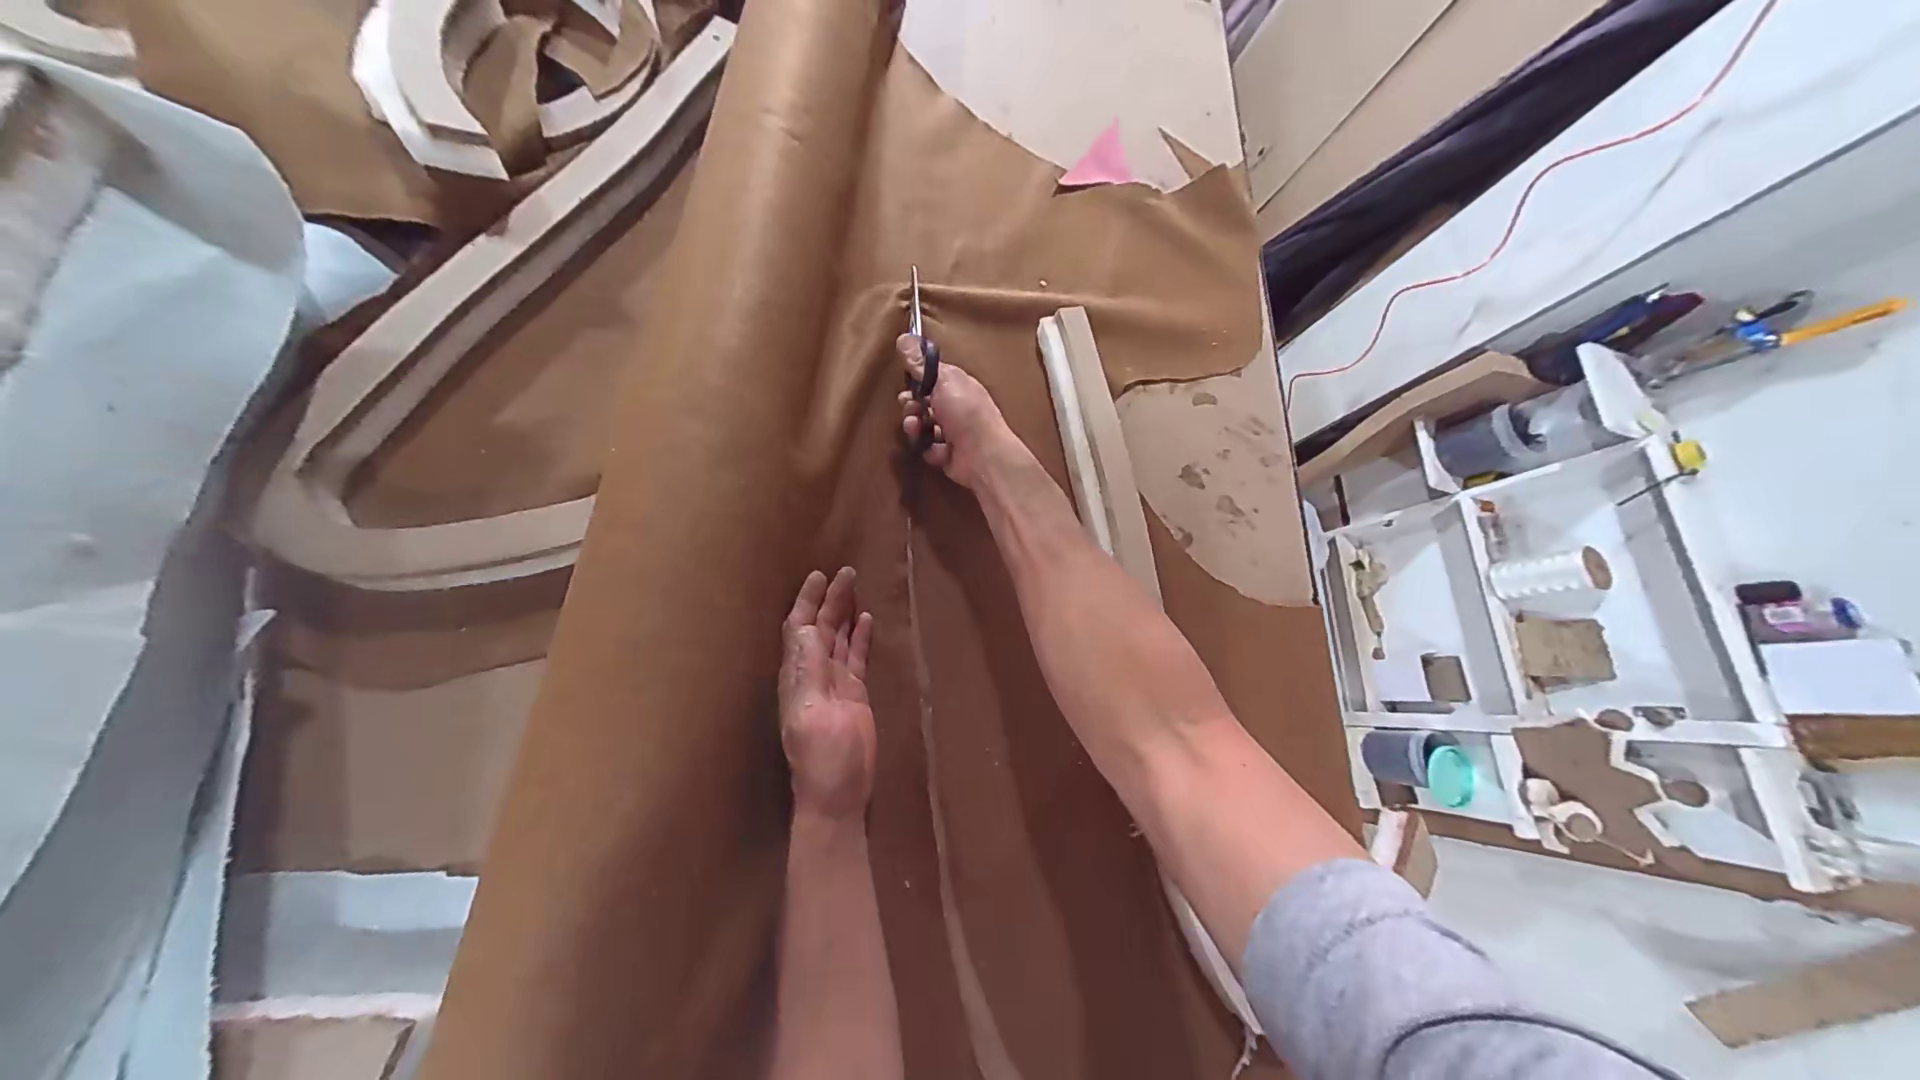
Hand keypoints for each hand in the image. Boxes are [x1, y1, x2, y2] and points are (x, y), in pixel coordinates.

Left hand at [779, 567, 876, 820]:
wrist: (837, 794)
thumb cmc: (820, 757)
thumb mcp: (810, 712)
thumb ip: (807, 670)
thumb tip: (802, 627)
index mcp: (796, 675)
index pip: (799, 627)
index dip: (807, 600)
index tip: (819, 574)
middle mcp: (812, 673)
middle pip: (820, 626)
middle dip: (830, 598)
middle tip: (847, 571)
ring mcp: (835, 683)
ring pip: (838, 638)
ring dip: (844, 612)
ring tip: (855, 585)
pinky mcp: (855, 694)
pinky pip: (855, 657)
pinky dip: (859, 637)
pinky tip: (866, 619)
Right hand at [896, 334, 1019, 490]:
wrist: (983, 454)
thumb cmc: (965, 411)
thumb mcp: (942, 380)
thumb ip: (921, 363)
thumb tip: (903, 337)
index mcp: (958, 385)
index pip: (932, 378)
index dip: (917, 381)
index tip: (906, 384)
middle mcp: (957, 407)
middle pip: (924, 403)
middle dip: (912, 405)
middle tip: (910, 408)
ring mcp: (953, 432)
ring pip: (924, 426)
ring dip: (915, 426)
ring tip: (916, 428)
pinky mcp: (949, 455)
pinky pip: (929, 449)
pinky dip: (928, 448)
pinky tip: (934, 448)